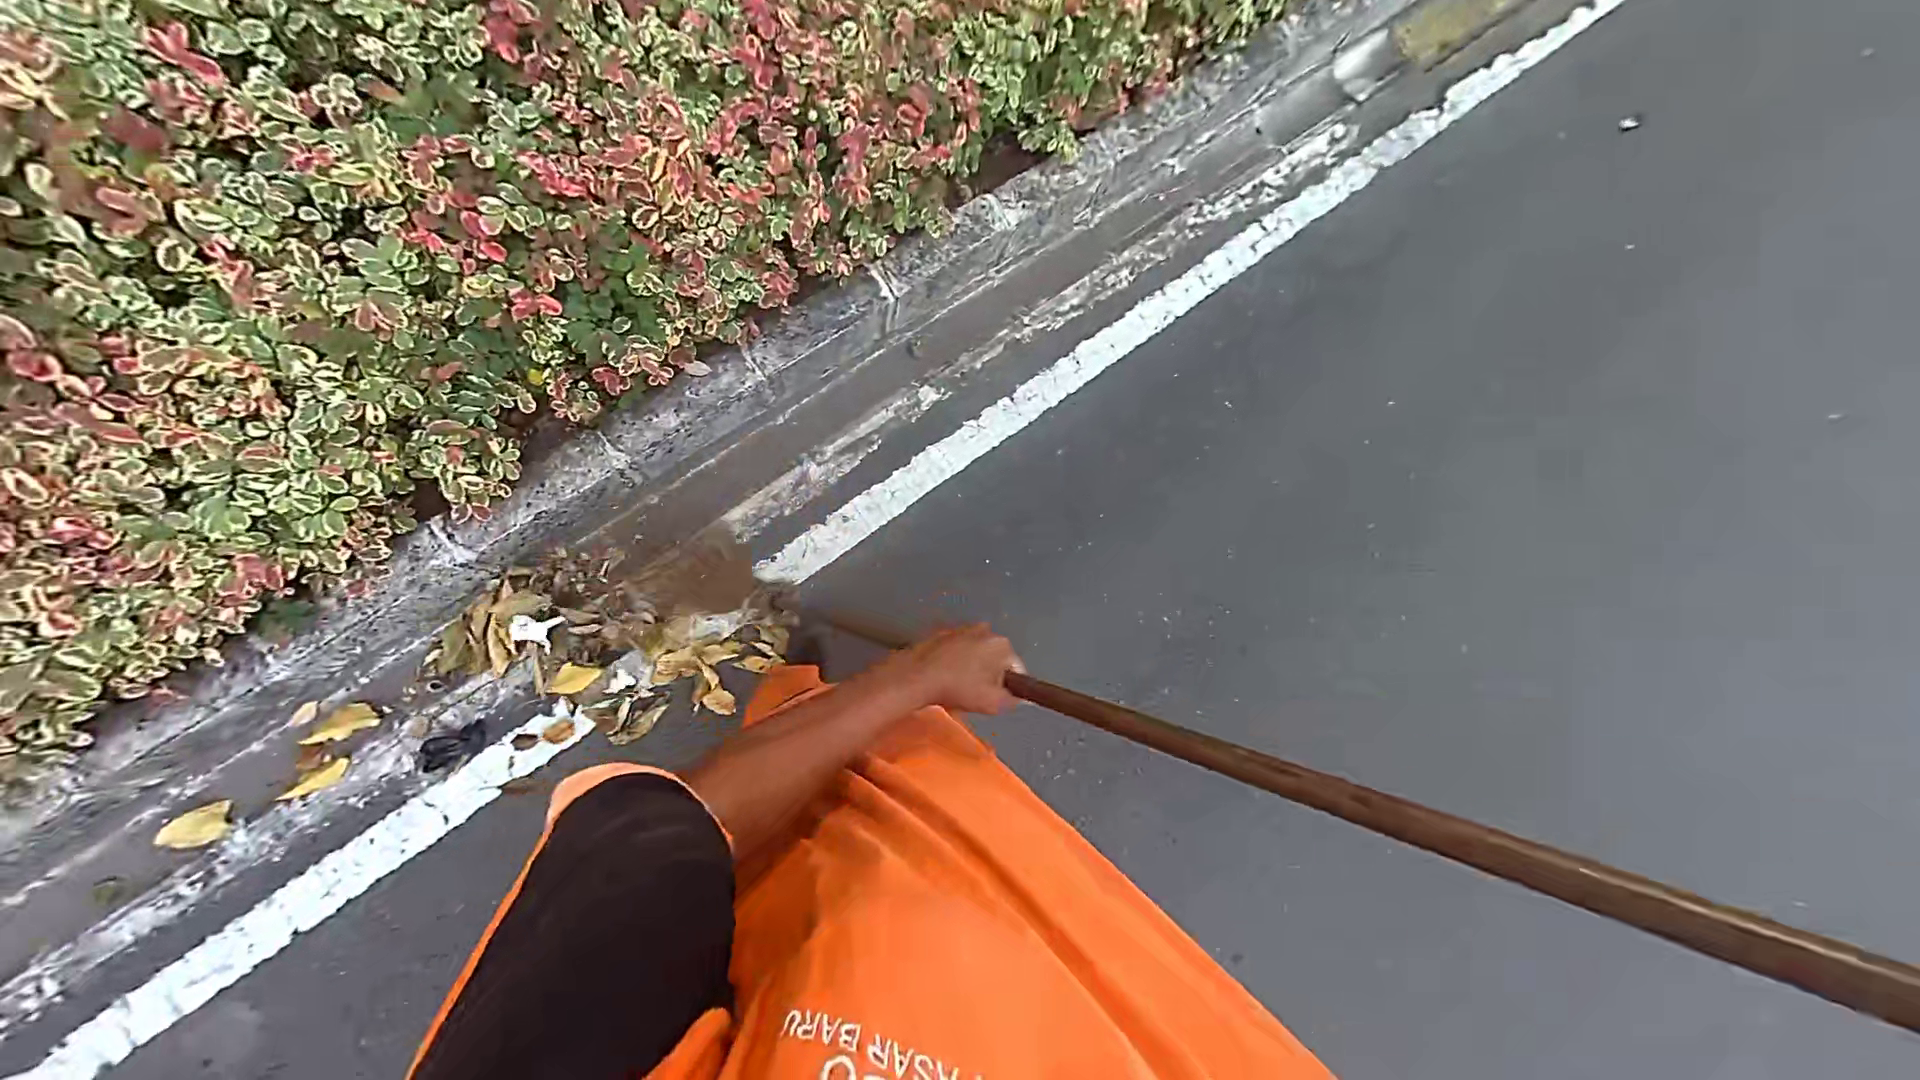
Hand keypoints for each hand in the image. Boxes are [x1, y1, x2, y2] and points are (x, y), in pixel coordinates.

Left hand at [892, 624, 1024, 714]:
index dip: (1009, 687)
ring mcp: (962, 629)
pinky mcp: (942, 633)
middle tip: (976, 694)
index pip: (1016, 669)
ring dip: (971, 669)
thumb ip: (1012, 700)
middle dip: (989, 676)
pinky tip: (945, 677)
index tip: (995, 698)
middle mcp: (985, 630)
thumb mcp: (993, 703)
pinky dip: (955, 662)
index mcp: (1001, 644)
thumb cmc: (958, 688)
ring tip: (957, 687)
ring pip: (976, 654)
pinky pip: (957, 651)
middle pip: (996, 659)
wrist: (916, 676)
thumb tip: (1018, 697)